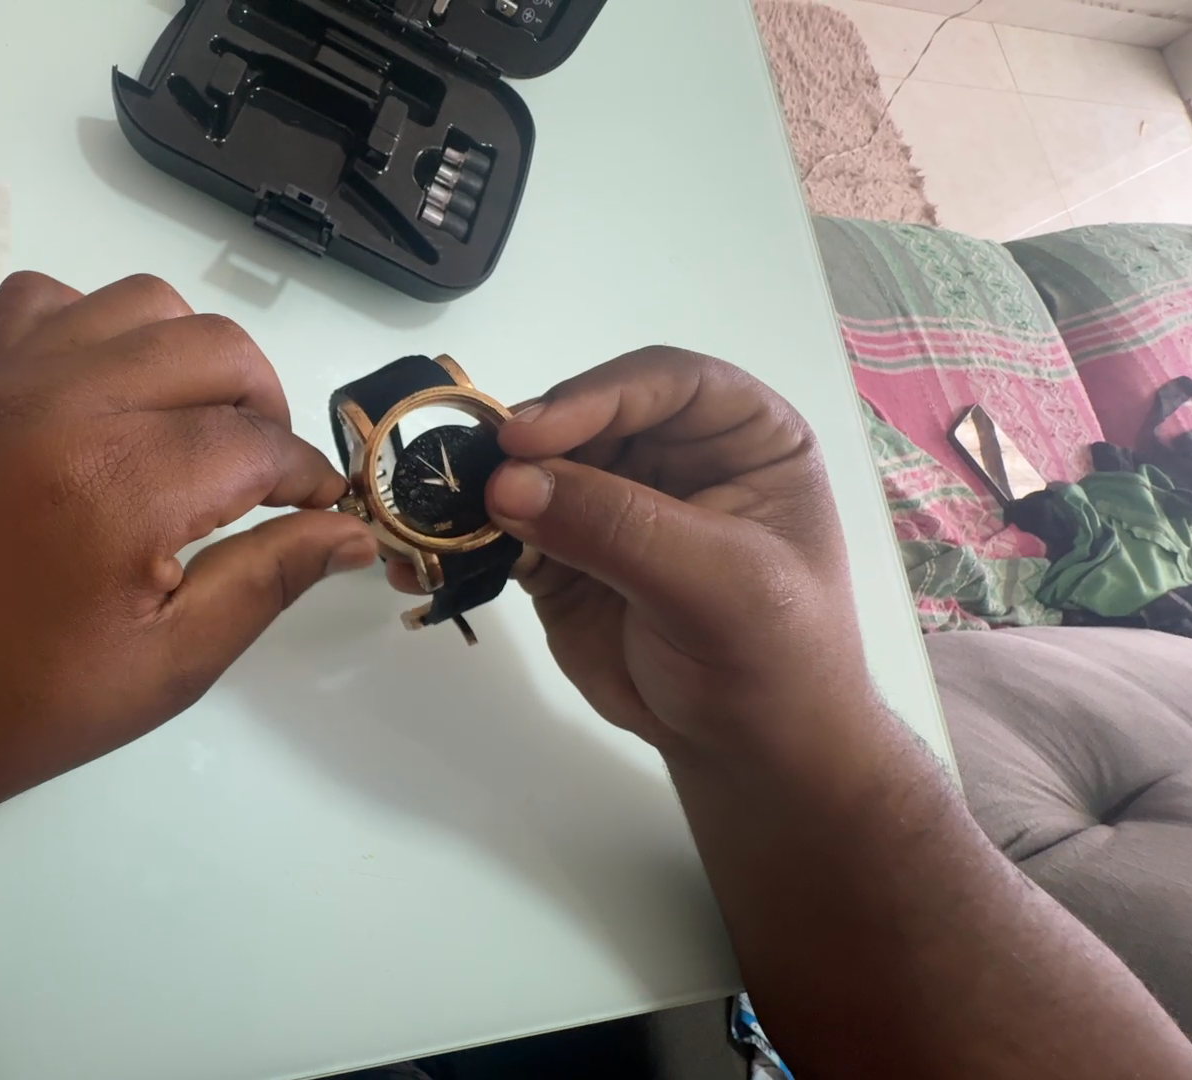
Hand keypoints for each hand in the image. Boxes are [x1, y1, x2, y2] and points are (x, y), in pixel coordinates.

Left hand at [0, 273, 375, 821]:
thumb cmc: (32, 703)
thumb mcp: (174, 662)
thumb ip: (272, 578)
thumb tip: (352, 533)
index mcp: (120, 487)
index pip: (257, 443)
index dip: (306, 476)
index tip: (321, 508)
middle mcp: (63, 405)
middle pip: (216, 349)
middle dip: (266, 407)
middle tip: (265, 477)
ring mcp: (4, 380)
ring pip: (143, 303)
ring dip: (194, 358)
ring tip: (192, 430)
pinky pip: (49, 302)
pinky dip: (99, 329)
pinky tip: (107, 395)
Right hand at [396, 347, 877, 763]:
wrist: (735, 745)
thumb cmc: (766, 659)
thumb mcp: (717, 586)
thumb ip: (615, 527)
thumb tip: (505, 484)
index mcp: (735, 441)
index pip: (662, 383)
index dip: (594, 396)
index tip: (527, 437)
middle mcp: (663, 458)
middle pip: (580, 419)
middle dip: (524, 446)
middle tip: (474, 479)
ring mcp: (602, 505)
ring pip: (528, 469)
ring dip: (477, 489)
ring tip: (430, 512)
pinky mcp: (554, 550)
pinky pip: (500, 528)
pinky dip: (462, 540)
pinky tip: (425, 554)